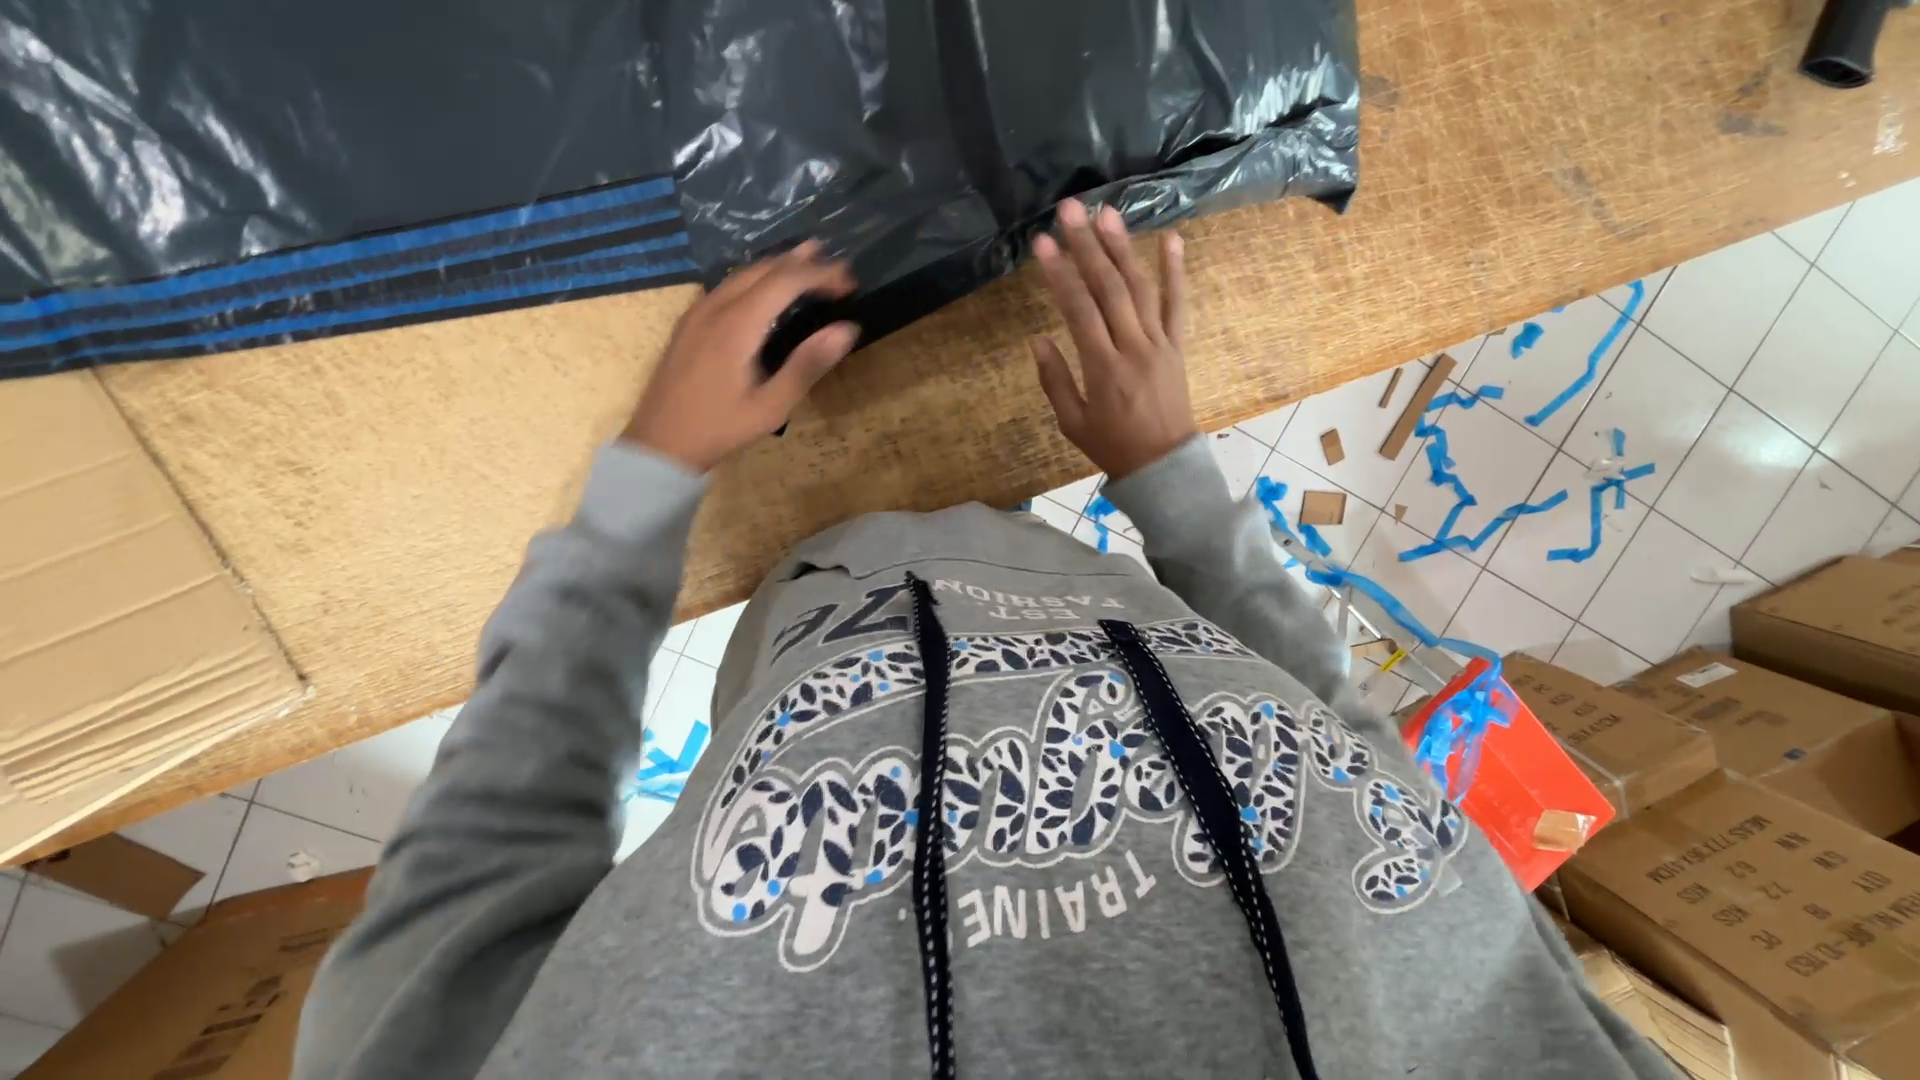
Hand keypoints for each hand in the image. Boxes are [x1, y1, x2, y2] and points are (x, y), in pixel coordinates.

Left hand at [623, 241, 858, 471]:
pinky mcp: (690, 323)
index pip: (786, 280)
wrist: (660, 442)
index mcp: (737, 324)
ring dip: (778, 266)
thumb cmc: (720, 428)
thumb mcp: (771, 406)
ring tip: (808, 261)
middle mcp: (716, 307)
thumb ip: (807, 364)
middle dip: (802, 263)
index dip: (821, 275)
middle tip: (837, 267)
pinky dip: (757, 278)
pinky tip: (767, 289)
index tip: (850, 284)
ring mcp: (698, 312)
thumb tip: (846, 329)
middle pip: (763, 268)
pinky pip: (728, 285)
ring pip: (742, 273)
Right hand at [1030, 201, 1194, 480]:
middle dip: (1088, 246)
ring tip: (1107, 214)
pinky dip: (1176, 272)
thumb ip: (1054, 380)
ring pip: (1141, 288)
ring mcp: (1159, 344)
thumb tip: (1038, 339)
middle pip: (1109, 288)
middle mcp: (1133, 348)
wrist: (1163, 466)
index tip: (1042, 243)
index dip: (1060, 274)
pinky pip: (1178, 305)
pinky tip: (1171, 239)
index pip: (1079, 310)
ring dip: (1124, 248)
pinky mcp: (1177, 347)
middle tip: (1070, 210)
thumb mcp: (1072, 423)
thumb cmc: (1111, 446)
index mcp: (1103, 368)